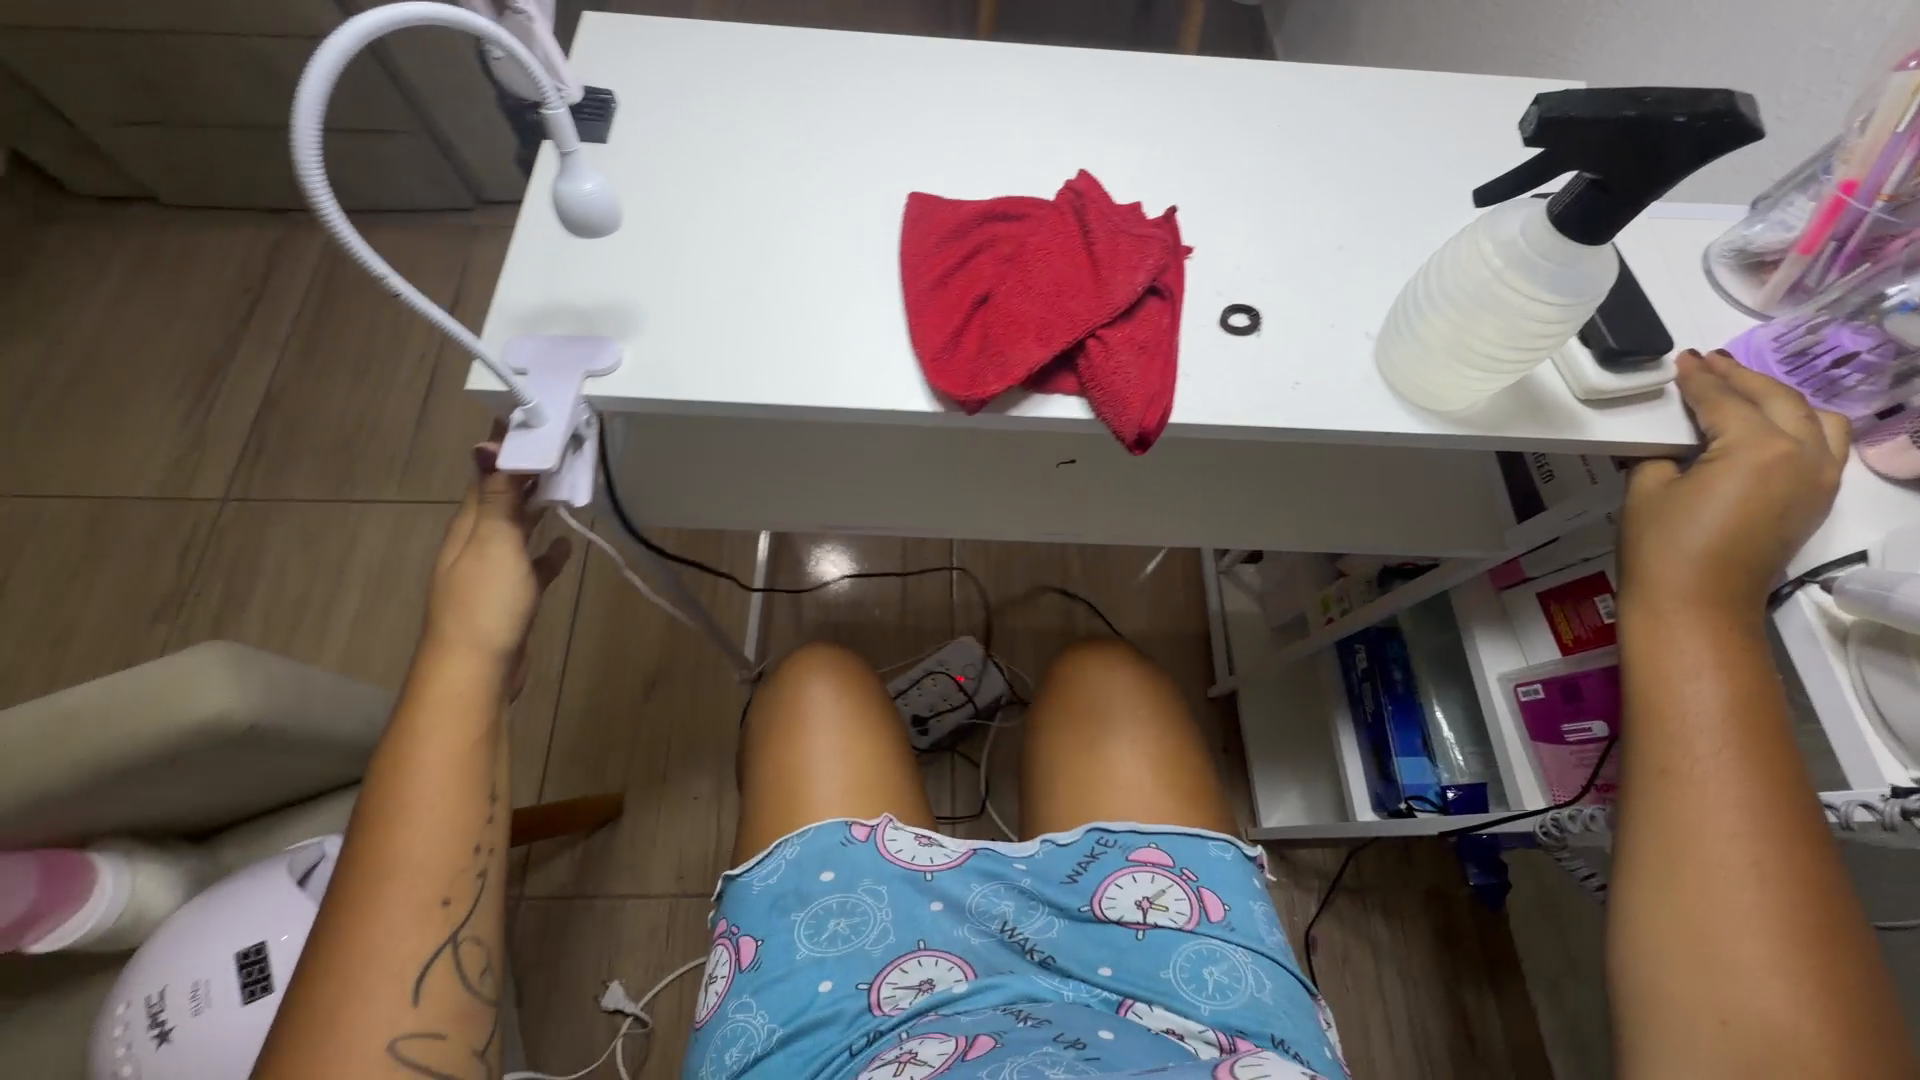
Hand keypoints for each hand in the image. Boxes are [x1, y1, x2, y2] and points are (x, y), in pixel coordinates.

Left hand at [422, 438, 571, 682]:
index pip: (488, 473)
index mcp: (469, 525)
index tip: (533, 416)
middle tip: (561, 445)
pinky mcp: (511, 597)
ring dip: (537, 507)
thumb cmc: (486, 603)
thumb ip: (496, 496)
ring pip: (518, 528)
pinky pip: (531, 564)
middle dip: (527, 472)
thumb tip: (486, 444)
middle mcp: (476, 542)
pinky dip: (547, 552)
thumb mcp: (494, 543)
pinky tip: (565, 546)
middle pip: (503, 498)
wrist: (476, 670)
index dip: (507, 446)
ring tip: (567, 486)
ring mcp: (493, 571)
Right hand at [1620, 350, 1849, 619]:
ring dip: (1781, 398)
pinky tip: (1773, 426)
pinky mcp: (1816, 501)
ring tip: (1747, 391)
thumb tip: (1671, 442)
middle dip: (1741, 379)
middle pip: (1777, 400)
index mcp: (1758, 449)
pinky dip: (1802, 425)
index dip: (1699, 379)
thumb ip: (1663, 453)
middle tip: (1710, 364)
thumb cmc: (1663, 548)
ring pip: (1817, 418)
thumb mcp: (1646, 489)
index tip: (1683, 360)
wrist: (1694, 605)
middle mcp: (1803, 456)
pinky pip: (1826, 446)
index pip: (1725, 401)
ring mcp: (1819, 480)